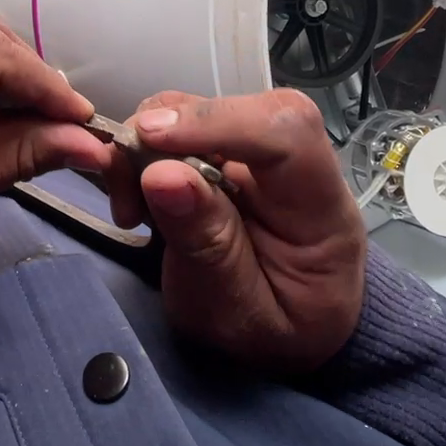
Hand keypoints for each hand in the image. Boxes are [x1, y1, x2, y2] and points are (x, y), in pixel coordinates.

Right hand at [105, 89, 365, 371]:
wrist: (273, 339)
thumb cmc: (266, 331)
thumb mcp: (236, 312)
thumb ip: (207, 247)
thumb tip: (162, 174)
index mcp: (319, 207)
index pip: (286, 131)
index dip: (216, 121)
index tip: (150, 138)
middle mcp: (288, 163)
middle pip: (228, 107)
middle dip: (160, 137)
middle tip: (127, 195)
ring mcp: (247, 152)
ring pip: (188, 109)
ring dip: (140, 147)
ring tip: (130, 208)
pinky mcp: (214, 150)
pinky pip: (167, 125)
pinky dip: (137, 153)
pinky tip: (134, 197)